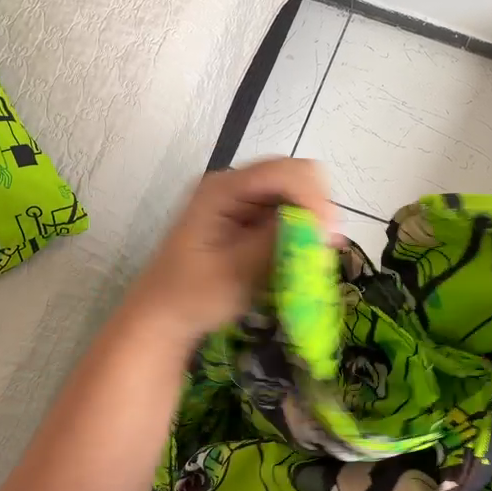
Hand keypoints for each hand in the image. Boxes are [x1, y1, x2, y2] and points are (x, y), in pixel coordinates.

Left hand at [126, 158, 338, 347]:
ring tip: (320, 250)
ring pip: (294, 193)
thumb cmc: (192, 296)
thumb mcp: (237, 271)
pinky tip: (305, 251)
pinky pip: (286, 211)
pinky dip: (301, 229)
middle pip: (292, 176)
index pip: (281, 173)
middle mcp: (233, 185)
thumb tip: (320, 225)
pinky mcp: (248, 218)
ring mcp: (241, 200)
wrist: (162, 317)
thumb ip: (277, 242)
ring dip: (311, 219)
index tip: (329, 233)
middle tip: (329, 242)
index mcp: (222, 189)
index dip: (312, 197)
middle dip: (316, 206)